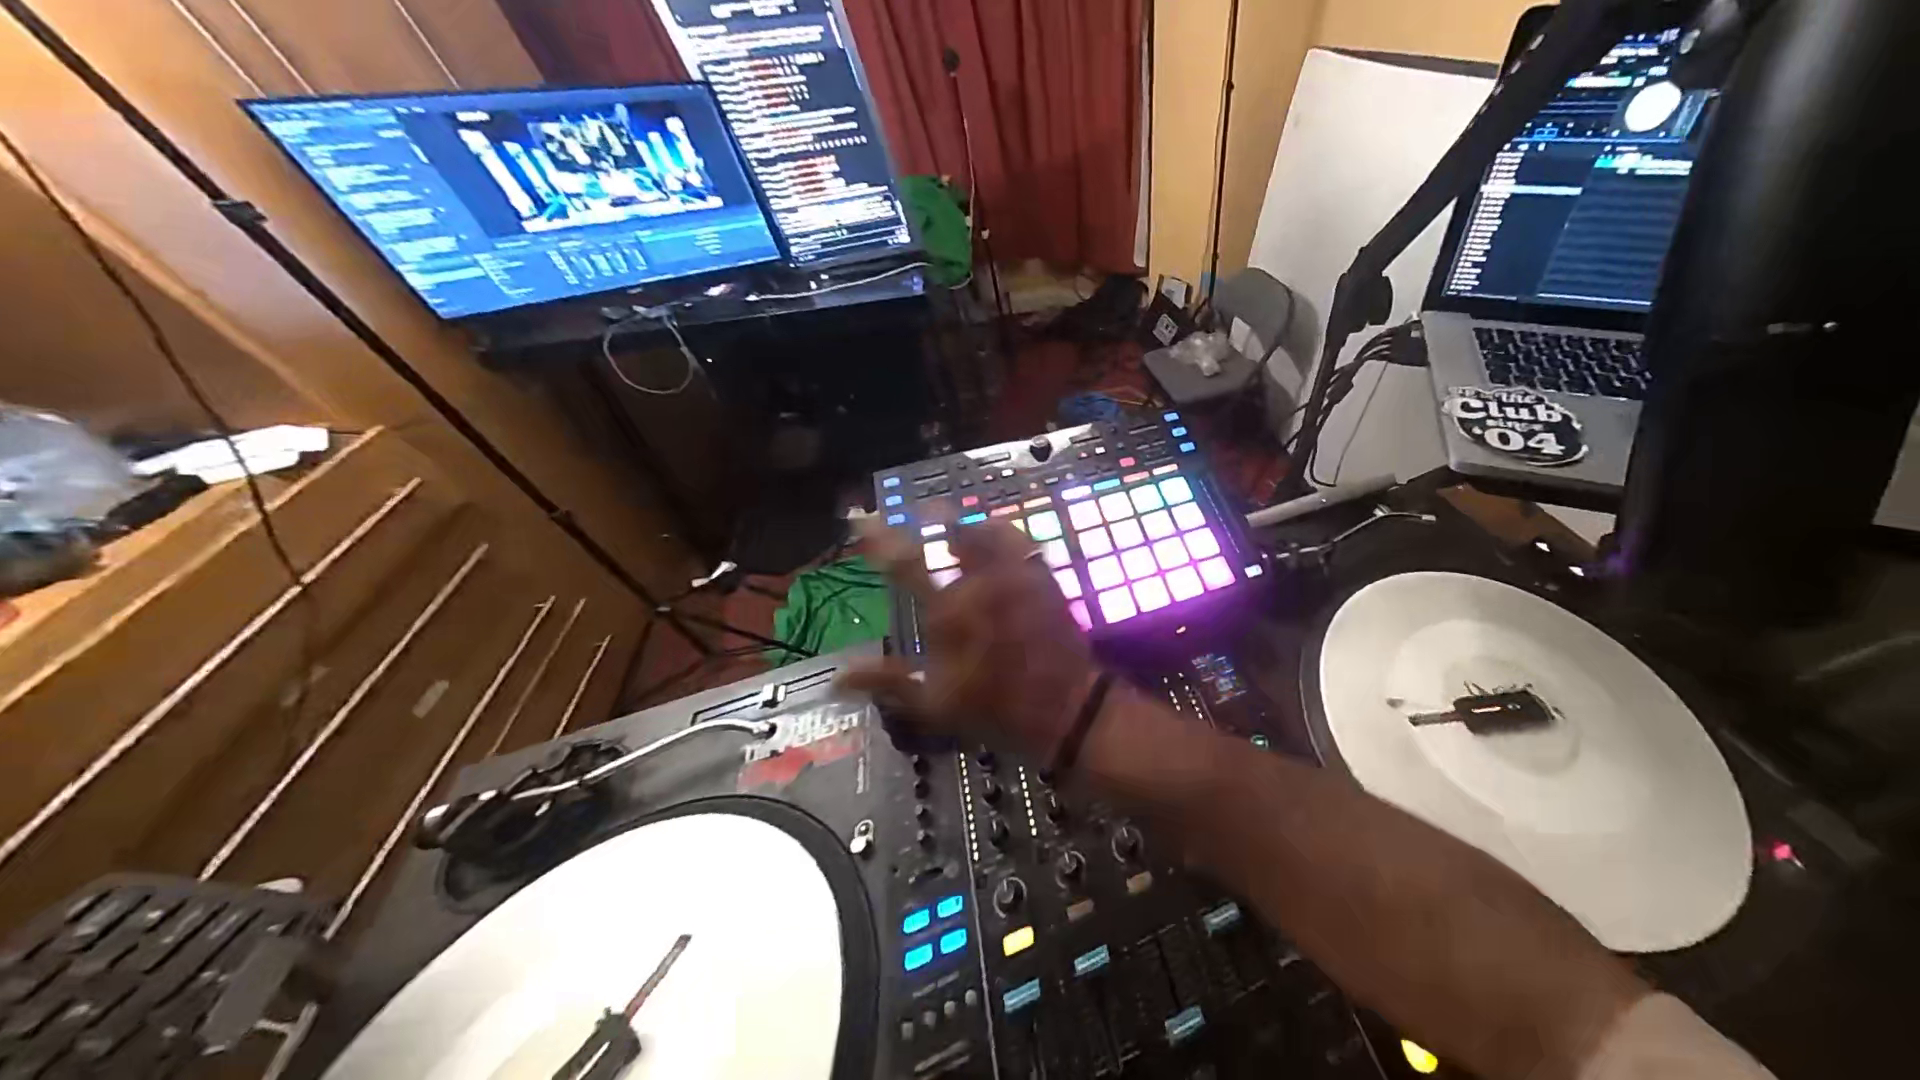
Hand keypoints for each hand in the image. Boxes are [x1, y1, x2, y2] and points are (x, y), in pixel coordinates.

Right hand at [839, 515, 1100, 761]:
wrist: (1065, 709)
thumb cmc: (994, 708)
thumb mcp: (933, 702)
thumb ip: (886, 681)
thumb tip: (836, 679)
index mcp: (949, 612)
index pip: (905, 563)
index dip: (879, 537)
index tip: (861, 517)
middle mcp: (980, 583)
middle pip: (945, 532)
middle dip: (924, 520)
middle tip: (912, 517)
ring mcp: (1015, 576)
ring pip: (983, 529)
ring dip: (960, 523)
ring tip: (948, 523)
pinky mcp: (1041, 577)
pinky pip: (1017, 539)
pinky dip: (998, 532)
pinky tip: (991, 535)